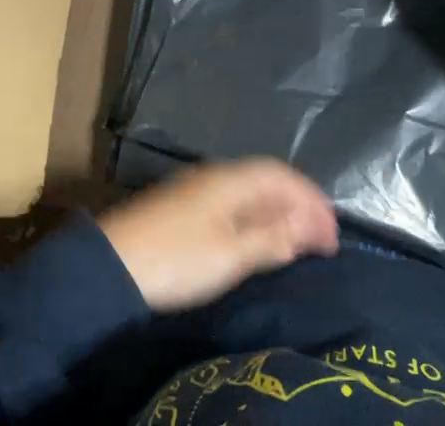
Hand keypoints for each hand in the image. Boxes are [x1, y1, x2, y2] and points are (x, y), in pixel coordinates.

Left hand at [98, 158, 339, 311]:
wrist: (111, 267)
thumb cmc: (177, 259)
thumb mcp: (231, 254)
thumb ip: (271, 238)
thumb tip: (307, 227)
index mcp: (230, 180)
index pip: (282, 176)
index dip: (311, 199)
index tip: (333, 231)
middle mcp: (216, 177)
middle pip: (267, 182)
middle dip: (298, 206)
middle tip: (321, 239)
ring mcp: (197, 192)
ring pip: (250, 195)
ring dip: (277, 214)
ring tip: (298, 243)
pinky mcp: (185, 210)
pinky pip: (233, 206)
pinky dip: (256, 220)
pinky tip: (259, 242)